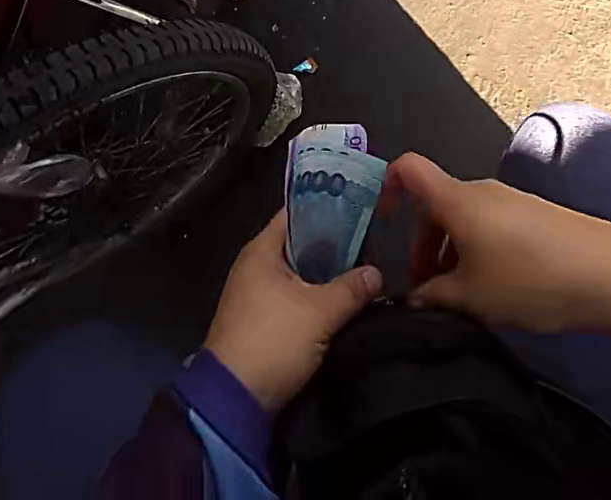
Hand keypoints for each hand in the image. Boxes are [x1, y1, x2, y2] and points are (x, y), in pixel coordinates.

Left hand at [202, 210, 381, 411]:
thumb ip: (353, 287)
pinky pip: (298, 294)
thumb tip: (377, 273)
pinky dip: (320, 292)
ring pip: (303, 270)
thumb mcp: (321, 312)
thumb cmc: (273, 341)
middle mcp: (256, 266)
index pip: (298, 211)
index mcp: (261, 250)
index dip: (329, 204)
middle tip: (372, 233)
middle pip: (303, 240)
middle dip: (336, 239)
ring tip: (366, 261)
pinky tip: (347, 293)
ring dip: (330, 269)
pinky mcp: (264, 320)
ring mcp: (258, 294)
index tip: (361, 203)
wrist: (233, 407)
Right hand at [386, 153, 610, 334]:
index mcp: (458, 199)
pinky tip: (491, 290)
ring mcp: (510, 201)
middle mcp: (482, 191)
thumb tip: (414, 299)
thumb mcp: (473, 296)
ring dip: (449, 254)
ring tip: (458, 301)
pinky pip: (489, 226)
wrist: (608, 271)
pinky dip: (476, 251)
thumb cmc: (531, 277)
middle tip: (424, 294)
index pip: (409, 169)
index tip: (381, 225)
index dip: (385, 187)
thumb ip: (434, 297)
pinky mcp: (532, 215)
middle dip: (421, 246)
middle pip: (435, 205)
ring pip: (462, 220)